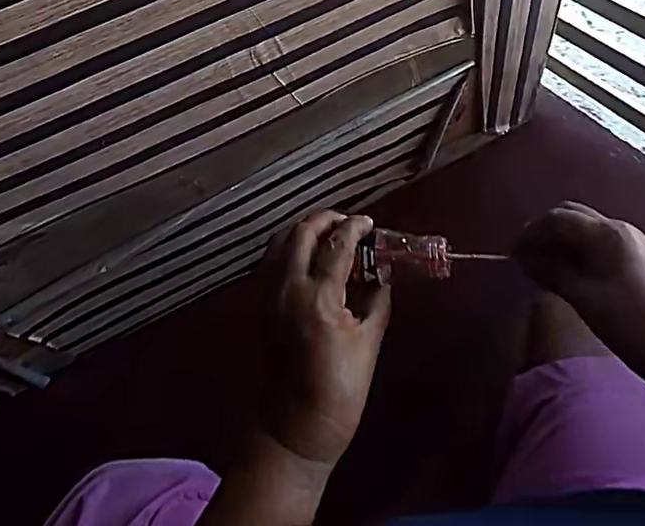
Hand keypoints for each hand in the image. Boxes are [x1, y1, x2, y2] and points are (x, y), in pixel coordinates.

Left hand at [256, 210, 391, 465]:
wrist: (295, 426)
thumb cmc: (340, 391)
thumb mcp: (368, 345)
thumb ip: (376, 302)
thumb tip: (382, 273)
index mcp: (319, 297)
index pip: (337, 245)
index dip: (354, 227)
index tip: (368, 222)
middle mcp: (289, 286)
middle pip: (302, 232)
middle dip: (326, 219)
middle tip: (348, 222)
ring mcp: (270, 291)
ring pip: (282, 240)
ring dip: (305, 229)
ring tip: (329, 233)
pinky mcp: (261, 300)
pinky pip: (273, 258)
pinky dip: (290, 246)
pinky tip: (308, 255)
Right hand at [514, 202, 644, 390]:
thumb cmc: (633, 326)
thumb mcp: (582, 297)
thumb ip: (549, 270)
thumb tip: (524, 258)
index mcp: (608, 233)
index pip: (557, 218)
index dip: (530, 233)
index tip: (513, 255)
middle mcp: (621, 230)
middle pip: (570, 216)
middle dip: (544, 233)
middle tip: (524, 257)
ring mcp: (633, 245)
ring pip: (583, 230)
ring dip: (559, 243)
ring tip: (541, 267)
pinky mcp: (638, 262)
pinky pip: (596, 245)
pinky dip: (575, 253)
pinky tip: (566, 274)